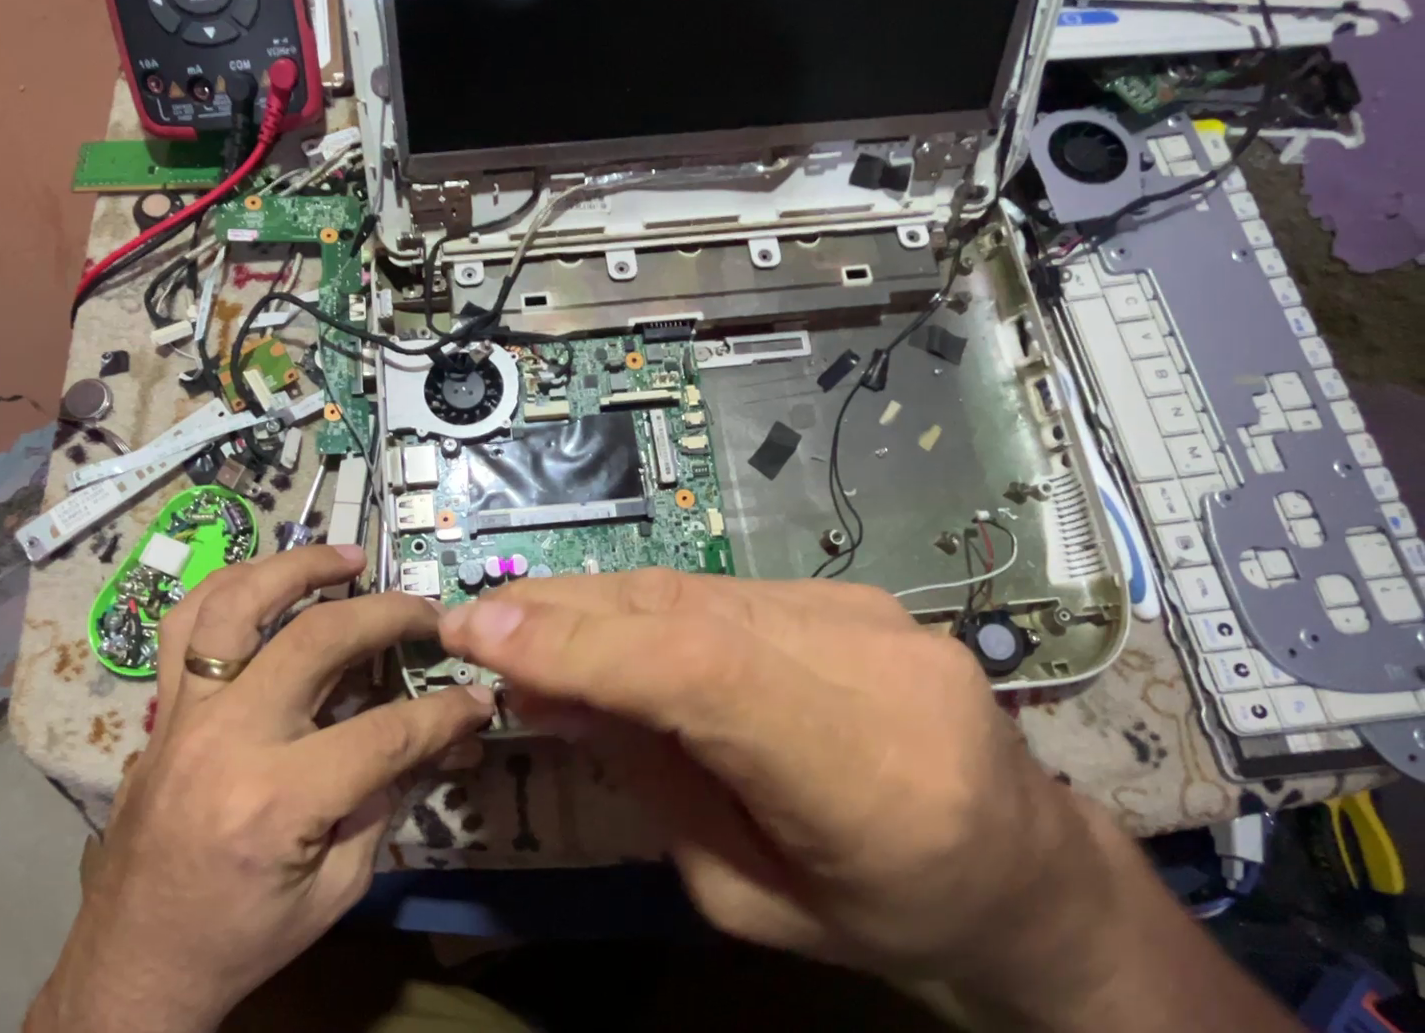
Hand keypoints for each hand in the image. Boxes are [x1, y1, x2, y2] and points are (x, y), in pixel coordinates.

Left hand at [30, 546, 494, 1032]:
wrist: (135, 964)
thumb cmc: (244, 937)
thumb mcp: (336, 887)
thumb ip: (387, 801)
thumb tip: (440, 740)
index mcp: (278, 801)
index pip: (384, 733)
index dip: (443, 713)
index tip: (477, 697)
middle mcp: (226, 740)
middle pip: (316, 641)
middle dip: (386, 616)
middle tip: (427, 613)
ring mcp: (181, 717)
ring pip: (234, 606)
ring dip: (295, 567)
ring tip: (345, 556)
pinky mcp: (159, 714)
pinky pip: (182, 627)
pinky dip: (227, 589)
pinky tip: (266, 580)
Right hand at [437, 571, 1116, 1001]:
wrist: (1024, 865)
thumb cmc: (884, 912)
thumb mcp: (747, 894)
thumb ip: (653, 783)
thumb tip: (550, 695)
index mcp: (866, 774)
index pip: (702, 674)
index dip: (582, 645)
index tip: (481, 633)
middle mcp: (876, 669)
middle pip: (687, 612)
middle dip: (566, 612)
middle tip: (477, 620)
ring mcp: (870, 617)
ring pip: (694, 590)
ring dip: (594, 603)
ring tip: (518, 620)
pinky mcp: (852, 597)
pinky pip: (721, 593)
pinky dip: (644, 609)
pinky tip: (598, 624)